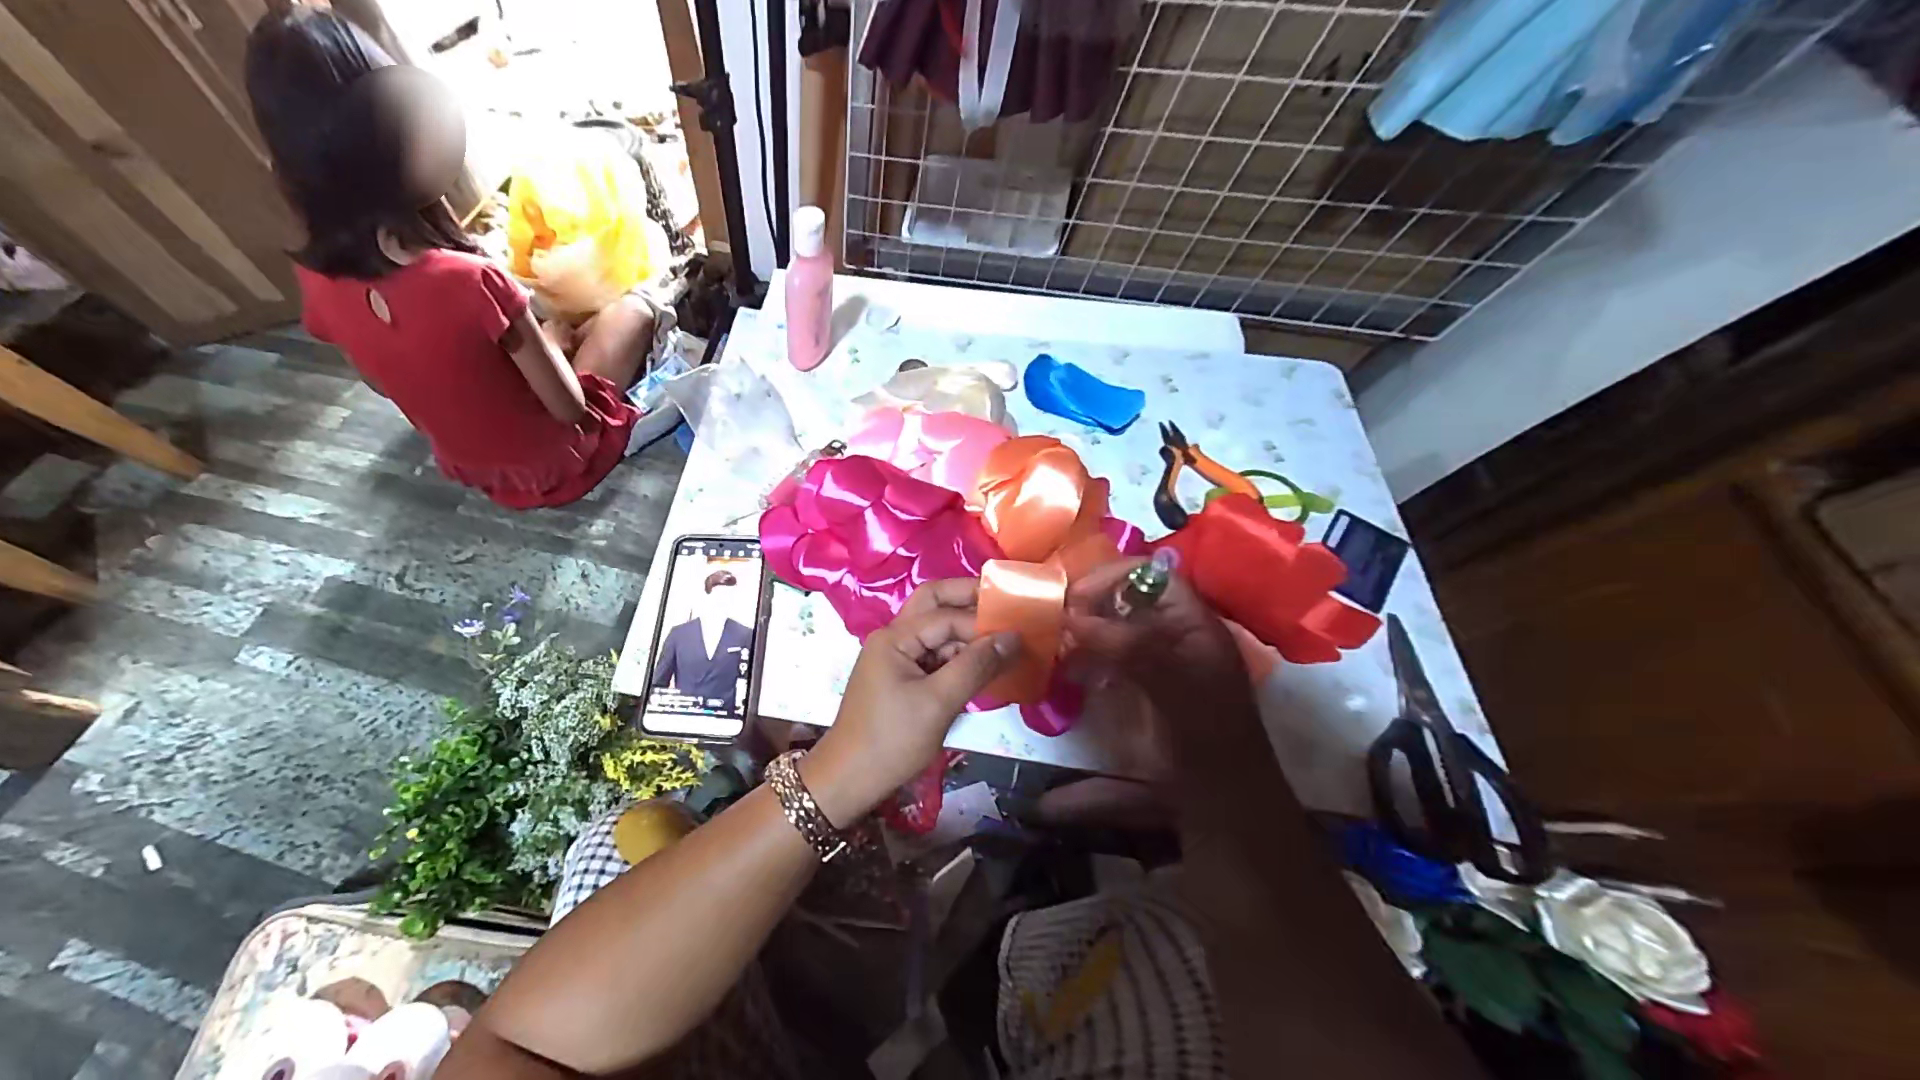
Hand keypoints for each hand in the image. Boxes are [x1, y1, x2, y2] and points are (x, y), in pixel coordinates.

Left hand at [801, 579, 1017, 826]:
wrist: (849, 780)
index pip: (946, 616)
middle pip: (934, 604)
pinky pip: (934, 655)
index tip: (1019, 632)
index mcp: (895, 637)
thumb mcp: (938, 702)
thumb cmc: (892, 740)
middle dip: (968, 601)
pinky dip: (958, 656)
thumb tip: (1012, 637)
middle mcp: (893, 638)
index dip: (982, 623)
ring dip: (966, 632)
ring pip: (935, 631)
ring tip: (1002, 640)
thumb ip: (976, 666)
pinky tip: (983, 665)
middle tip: (1005, 605)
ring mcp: (896, 658)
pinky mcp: (902, 678)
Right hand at [1063, 559, 1260, 761]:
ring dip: (1081, 632)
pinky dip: (1082, 660)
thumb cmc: (1207, 739)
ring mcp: (1152, 663)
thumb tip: (1073, 618)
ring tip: (1054, 646)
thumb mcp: (1175, 688)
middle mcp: (1171, 636)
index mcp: (1191, 624)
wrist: (1223, 805)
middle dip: (1088, 605)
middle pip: (1125, 600)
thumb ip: (1130, 649)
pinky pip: (1104, 661)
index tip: (1073, 597)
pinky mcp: (1137, 690)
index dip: (1112, 577)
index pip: (1151, 576)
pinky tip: (1065, 674)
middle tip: (1053, 622)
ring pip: (1110, 630)